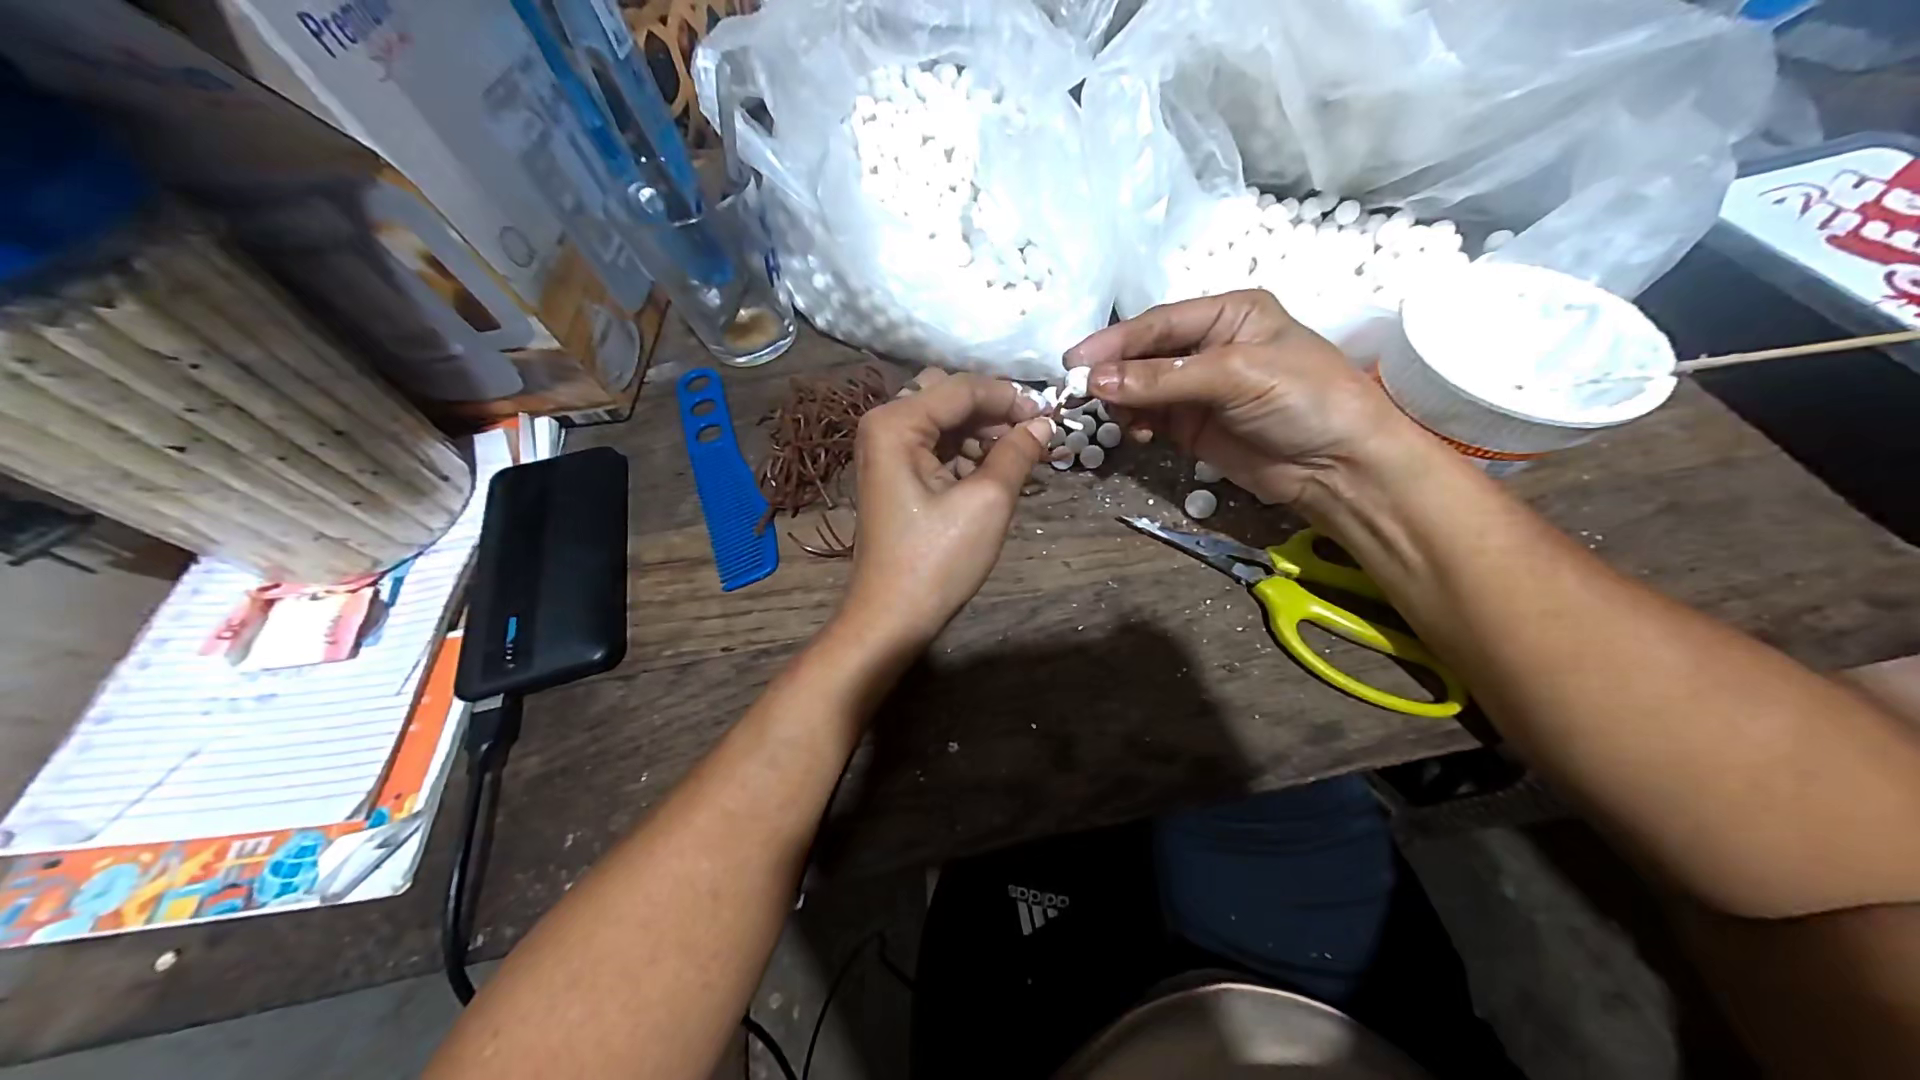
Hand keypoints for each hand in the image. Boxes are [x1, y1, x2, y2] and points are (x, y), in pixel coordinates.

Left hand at [839, 372, 1052, 648]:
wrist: (891, 617)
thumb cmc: (936, 561)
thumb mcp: (987, 502)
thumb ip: (1017, 452)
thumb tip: (1044, 423)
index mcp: (895, 423)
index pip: (962, 388)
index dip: (1010, 398)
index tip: (1050, 416)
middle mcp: (883, 426)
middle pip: (949, 396)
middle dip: (993, 412)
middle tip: (1032, 436)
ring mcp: (885, 452)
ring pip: (943, 421)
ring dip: (981, 433)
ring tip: (1019, 458)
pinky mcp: (894, 476)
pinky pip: (936, 447)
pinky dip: (966, 453)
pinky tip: (993, 472)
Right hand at [1064, 290, 1413, 504]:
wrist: (1339, 467)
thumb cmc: (1303, 400)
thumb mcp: (1235, 375)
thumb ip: (1164, 378)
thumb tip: (1096, 382)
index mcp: (1228, 314)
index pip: (1159, 323)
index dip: (1116, 340)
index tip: (1075, 361)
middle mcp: (1208, 345)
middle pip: (1143, 353)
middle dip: (1112, 371)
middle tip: (1077, 392)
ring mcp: (1197, 387)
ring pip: (1140, 387)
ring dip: (1121, 400)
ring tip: (1114, 415)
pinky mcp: (1191, 425)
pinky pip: (1149, 417)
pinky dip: (1135, 423)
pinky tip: (1137, 432)